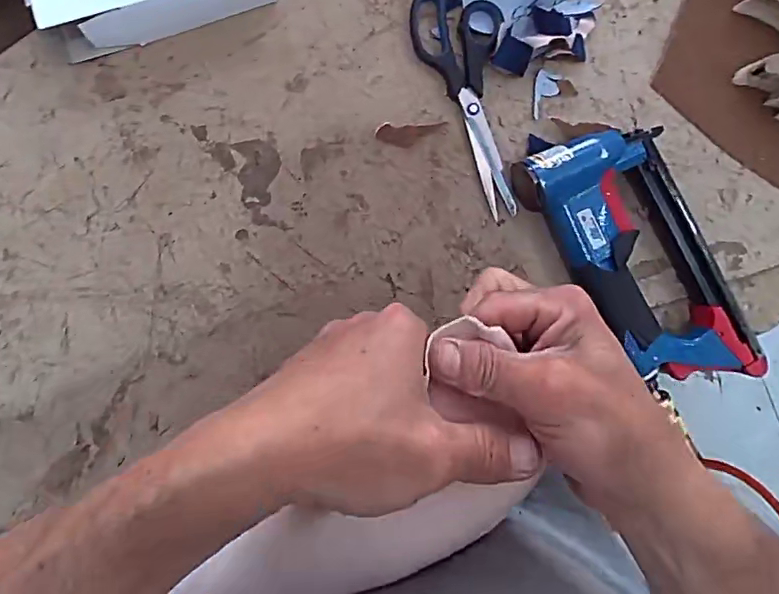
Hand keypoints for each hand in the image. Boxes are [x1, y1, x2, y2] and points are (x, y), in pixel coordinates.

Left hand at [177, 303, 541, 516]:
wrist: (249, 458)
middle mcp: (368, 321)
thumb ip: (488, 450)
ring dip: (380, 409)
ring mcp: (329, 342)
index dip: (455, 396)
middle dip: (417, 404)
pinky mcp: (300, 366)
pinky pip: (341, 385)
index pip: (452, 354)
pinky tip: (336, 446)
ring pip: (377, 376)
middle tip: (408, 447)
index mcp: (405, 325)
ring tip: (368, 452)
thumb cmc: (346, 443)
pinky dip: (346, 412)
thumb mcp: (433, 456)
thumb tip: (529, 452)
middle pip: (415, 364)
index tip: (444, 429)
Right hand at [430, 269, 697, 515]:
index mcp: (560, 305)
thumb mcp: (549, 390)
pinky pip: (497, 376)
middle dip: (470, 347)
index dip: (467, 332)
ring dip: (475, 374)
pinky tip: (483, 417)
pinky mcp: (536, 384)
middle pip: (489, 314)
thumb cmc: (611, 429)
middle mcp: (551, 320)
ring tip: (472, 405)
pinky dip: (485, 393)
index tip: (445, 369)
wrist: (639, 484)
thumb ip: (492, 369)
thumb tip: (439, 351)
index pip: (493, 300)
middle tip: (463, 384)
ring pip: (489, 347)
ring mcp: (543, 352)